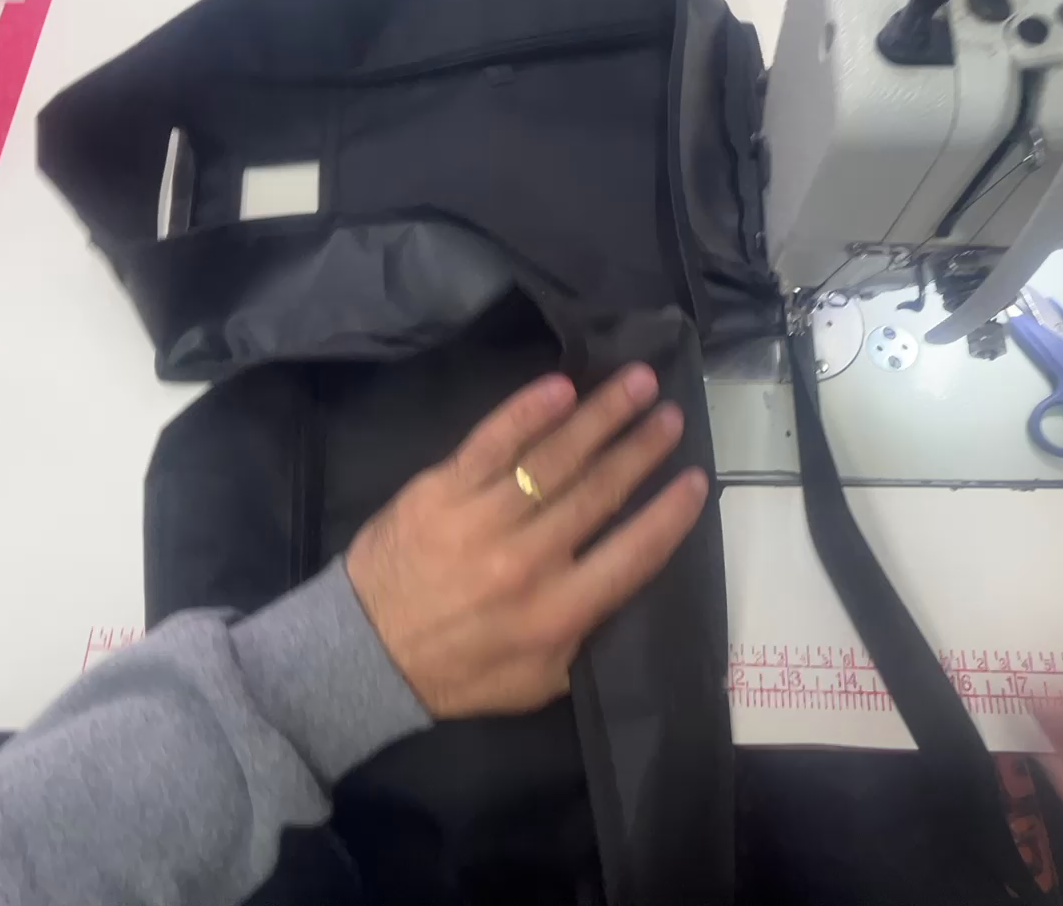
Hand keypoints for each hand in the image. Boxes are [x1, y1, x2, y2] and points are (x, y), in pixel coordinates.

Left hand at [344, 364, 708, 718]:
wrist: (365, 654)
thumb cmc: (460, 669)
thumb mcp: (540, 679)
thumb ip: (588, 632)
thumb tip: (626, 574)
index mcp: (559, 611)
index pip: (633, 552)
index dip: (671, 512)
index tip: (698, 477)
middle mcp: (528, 560)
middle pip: (599, 491)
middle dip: (642, 449)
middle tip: (672, 415)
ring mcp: (481, 518)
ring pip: (554, 458)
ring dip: (602, 415)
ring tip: (637, 382)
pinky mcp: (441, 488)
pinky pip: (492, 441)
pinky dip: (527, 412)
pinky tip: (561, 387)